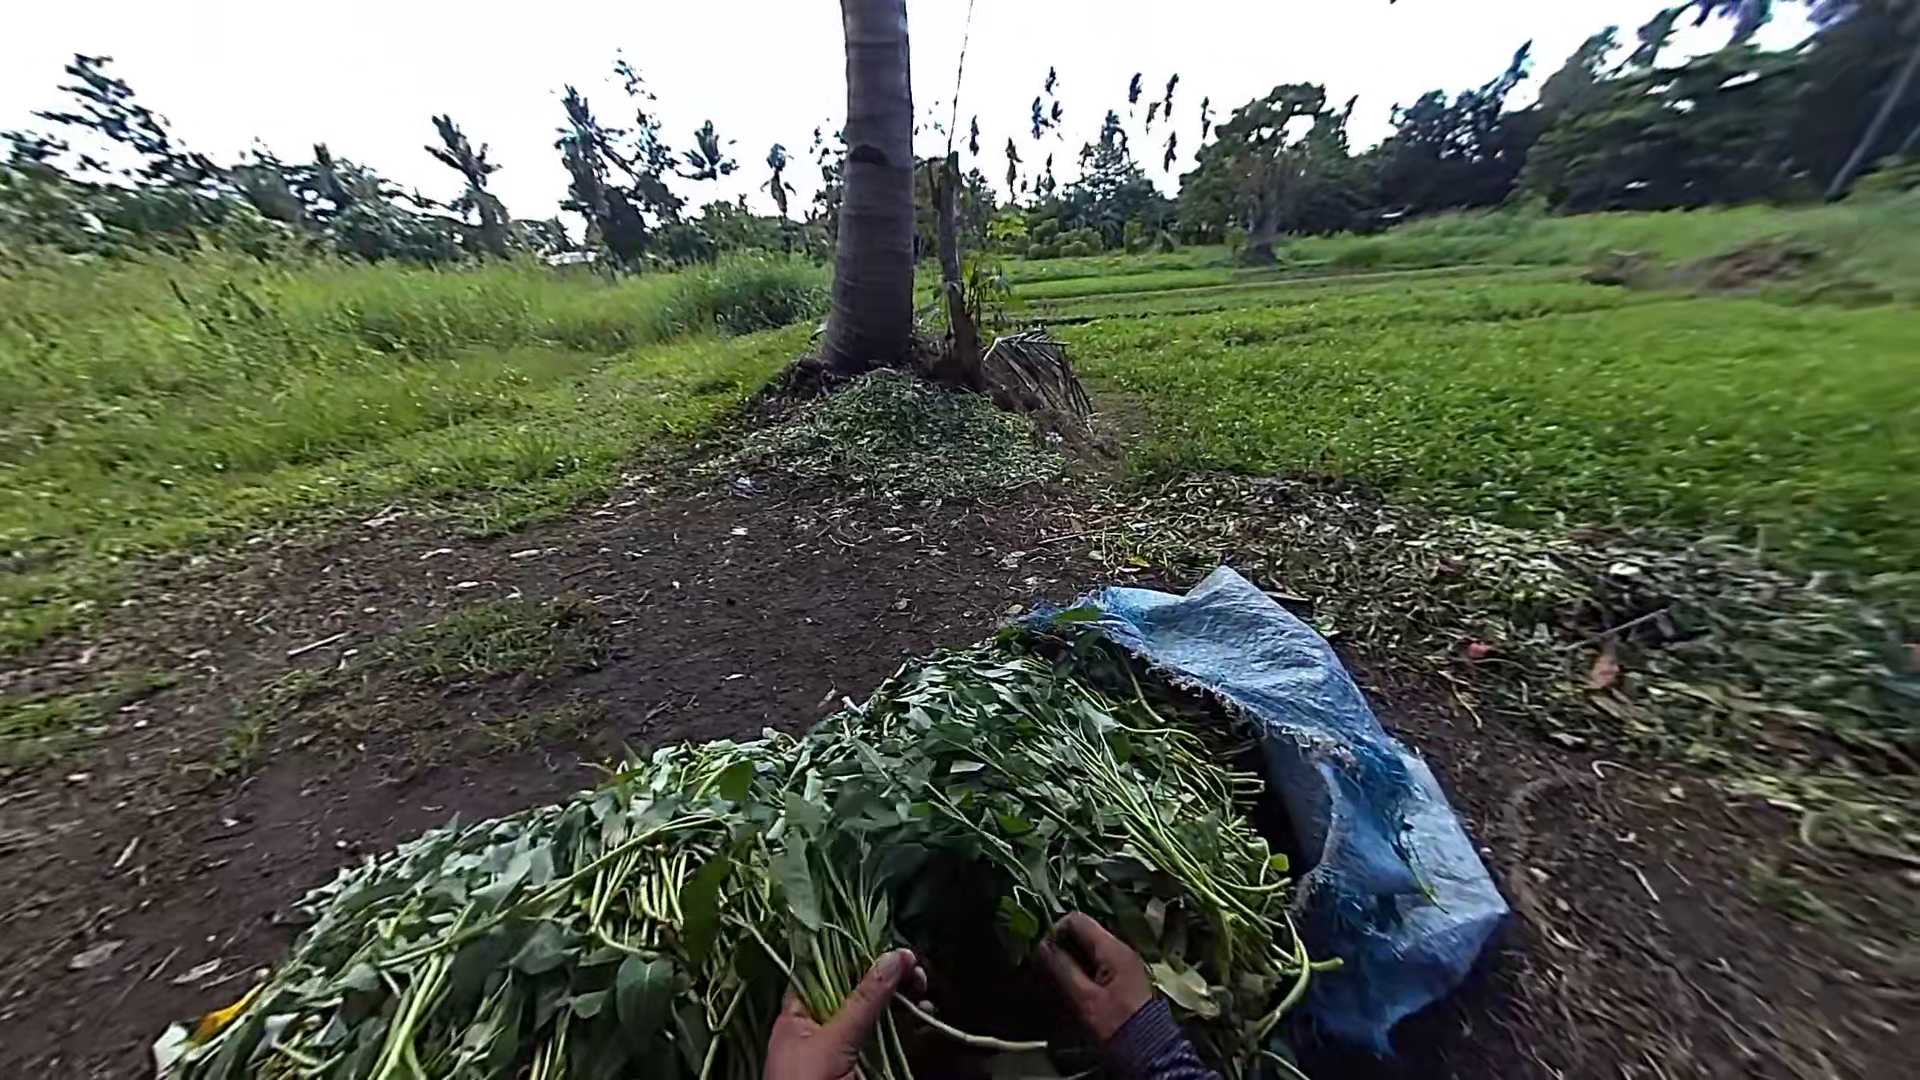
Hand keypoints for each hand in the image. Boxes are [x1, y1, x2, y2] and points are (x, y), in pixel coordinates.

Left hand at [765, 949, 922, 1079]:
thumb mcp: (831, 1045)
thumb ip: (863, 1000)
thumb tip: (894, 955)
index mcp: (798, 1016)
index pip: (823, 966)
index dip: (852, 948)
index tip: (883, 938)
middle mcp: (820, 1026)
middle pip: (855, 985)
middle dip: (886, 971)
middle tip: (913, 964)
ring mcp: (844, 1048)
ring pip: (876, 1008)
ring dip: (901, 993)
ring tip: (922, 983)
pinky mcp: (866, 1068)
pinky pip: (888, 1036)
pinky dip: (907, 1022)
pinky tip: (924, 1009)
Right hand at [1036, 912, 1153, 1041]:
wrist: (1152, 1057)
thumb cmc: (1117, 1026)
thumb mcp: (1085, 1000)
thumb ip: (1062, 968)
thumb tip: (1041, 944)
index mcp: (1112, 947)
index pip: (1077, 919)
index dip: (1056, 930)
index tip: (1045, 951)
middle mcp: (1120, 946)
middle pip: (1083, 930)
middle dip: (1063, 944)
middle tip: (1049, 965)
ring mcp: (1124, 960)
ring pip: (1089, 945)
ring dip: (1072, 956)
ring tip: (1060, 976)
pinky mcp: (1125, 974)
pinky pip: (1098, 958)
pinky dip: (1083, 965)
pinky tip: (1076, 984)